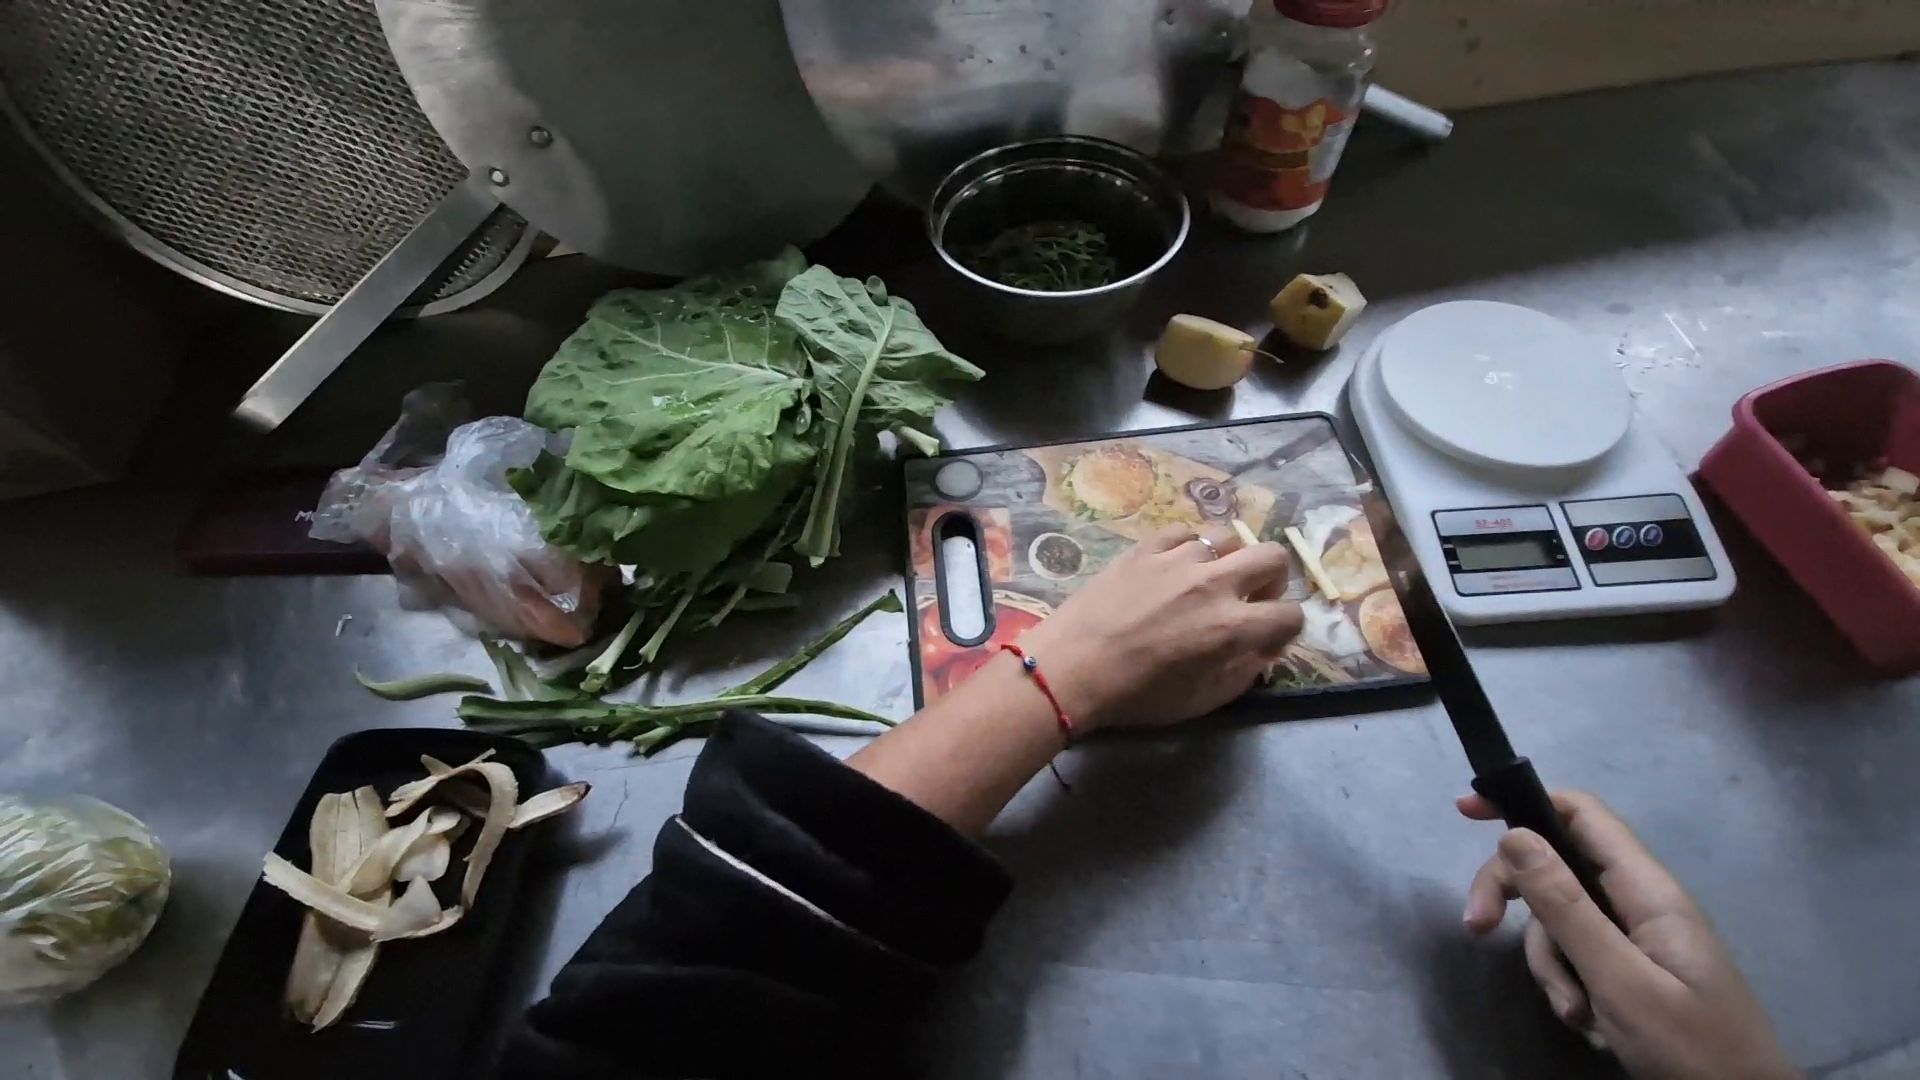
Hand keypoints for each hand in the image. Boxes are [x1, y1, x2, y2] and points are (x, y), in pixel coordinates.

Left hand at [1018, 524, 1304, 730]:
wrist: (1071, 667)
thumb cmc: (1135, 695)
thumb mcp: (1201, 701)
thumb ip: (1242, 673)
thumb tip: (1260, 651)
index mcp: (1232, 627)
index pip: (1291, 615)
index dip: (1285, 630)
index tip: (1265, 638)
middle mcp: (1212, 584)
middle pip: (1272, 556)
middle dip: (1272, 579)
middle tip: (1249, 598)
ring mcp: (1176, 559)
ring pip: (1227, 537)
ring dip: (1228, 560)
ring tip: (1207, 579)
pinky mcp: (1144, 548)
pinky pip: (1182, 531)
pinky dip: (1187, 547)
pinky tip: (1173, 566)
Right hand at [1460, 791, 1797, 1079]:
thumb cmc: (1695, 1052)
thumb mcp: (1619, 980)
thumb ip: (1564, 905)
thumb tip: (1513, 835)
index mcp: (1649, 891)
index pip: (1580, 814)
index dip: (1522, 801)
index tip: (1467, 812)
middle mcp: (1640, 903)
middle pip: (1551, 866)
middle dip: (1510, 893)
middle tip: (1476, 925)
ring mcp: (1635, 938)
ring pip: (1556, 917)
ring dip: (1548, 960)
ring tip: (1574, 1012)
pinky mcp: (1629, 969)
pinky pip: (1573, 954)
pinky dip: (1567, 983)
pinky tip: (1588, 1022)